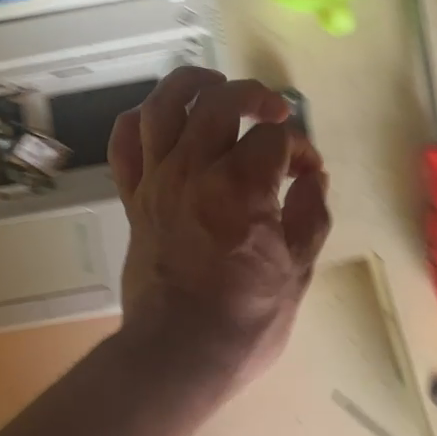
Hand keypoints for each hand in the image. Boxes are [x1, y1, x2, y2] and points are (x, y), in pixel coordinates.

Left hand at [107, 67, 329, 388]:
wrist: (178, 351)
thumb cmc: (246, 320)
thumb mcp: (298, 270)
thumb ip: (310, 214)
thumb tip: (313, 177)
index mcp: (241, 187)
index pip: (276, 139)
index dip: (299, 147)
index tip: (308, 171)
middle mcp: (193, 170)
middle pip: (219, 101)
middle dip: (253, 95)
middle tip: (273, 110)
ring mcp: (156, 181)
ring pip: (161, 108)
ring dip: (189, 85)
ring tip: (214, 85)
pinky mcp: (132, 198)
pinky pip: (123, 146)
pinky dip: (137, 123)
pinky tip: (159, 120)